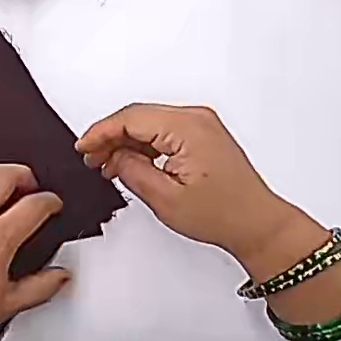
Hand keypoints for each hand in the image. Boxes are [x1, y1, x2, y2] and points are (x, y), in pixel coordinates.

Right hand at [77, 104, 326, 279]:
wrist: (256, 223)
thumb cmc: (224, 213)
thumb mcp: (165, 198)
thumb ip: (132, 170)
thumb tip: (114, 156)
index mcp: (187, 128)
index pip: (131, 118)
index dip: (101, 132)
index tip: (83, 147)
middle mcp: (196, 119)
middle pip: (139, 117)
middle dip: (110, 137)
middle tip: (91, 159)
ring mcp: (201, 125)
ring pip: (149, 124)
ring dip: (126, 142)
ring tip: (107, 165)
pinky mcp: (202, 135)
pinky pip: (163, 131)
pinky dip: (143, 145)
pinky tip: (130, 162)